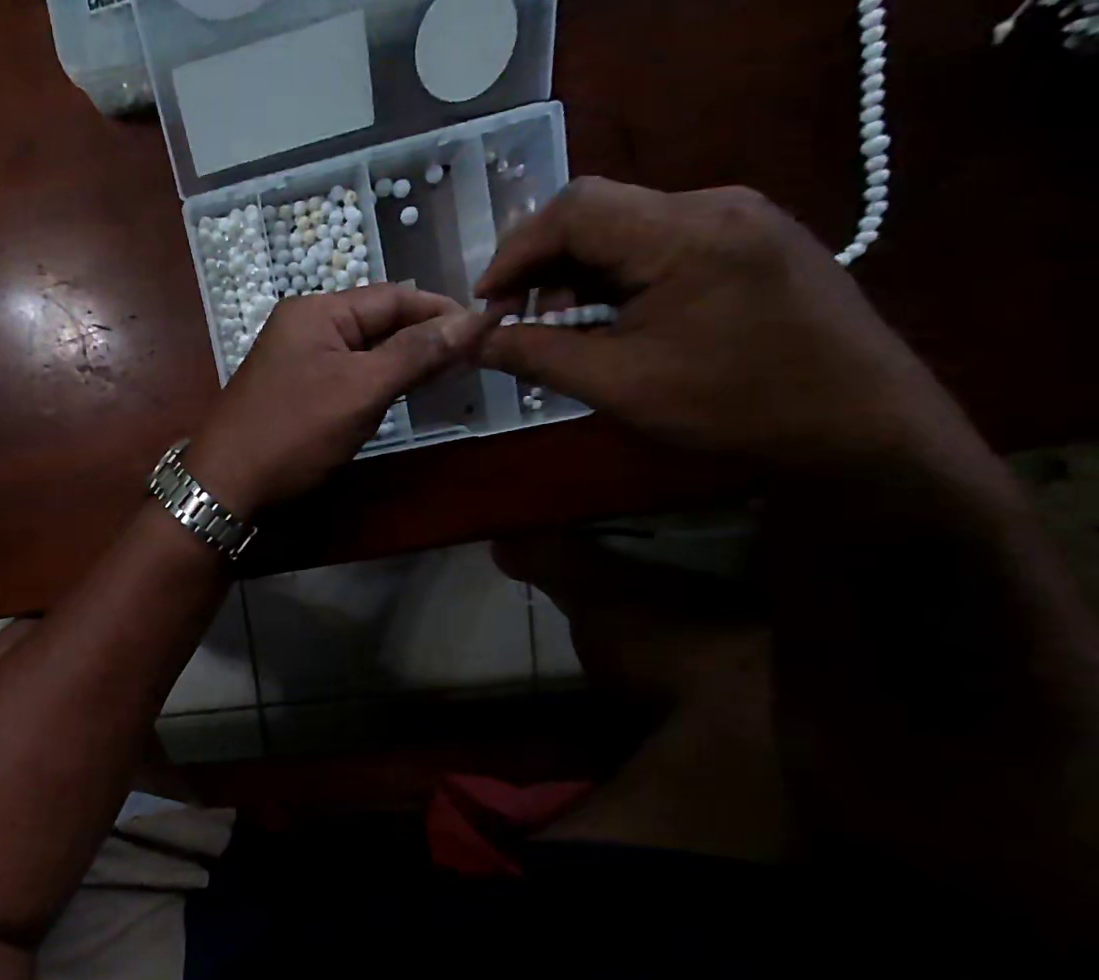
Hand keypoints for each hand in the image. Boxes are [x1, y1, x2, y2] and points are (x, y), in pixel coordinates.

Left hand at [183, 284, 488, 515]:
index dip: (443, 312)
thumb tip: (475, 318)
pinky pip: (346, 377)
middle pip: (380, 322)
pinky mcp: (295, 391)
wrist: (225, 486)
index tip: (488, 333)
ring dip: (401, 365)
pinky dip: (374, 386)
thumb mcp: (359, 391)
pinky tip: (395, 400)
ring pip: (365, 352)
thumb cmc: (292, 434)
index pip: (395, 296)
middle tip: (471, 365)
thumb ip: (416, 353)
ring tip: (443, 382)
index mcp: (317, 311)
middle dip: (424, 341)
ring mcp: (297, 360)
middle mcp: (305, 326)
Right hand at [473, 178, 978, 472]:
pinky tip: (611, 320)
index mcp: (684, 232)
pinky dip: (615, 278)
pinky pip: (660, 242)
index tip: (486, 306)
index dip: (514, 252)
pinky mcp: (751, 242)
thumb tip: (471, 341)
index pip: (572, 209)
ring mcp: (740, 219)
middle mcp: (714, 204)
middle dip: (541, 265)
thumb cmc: (732, 405)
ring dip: (576, 274)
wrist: (859, 424)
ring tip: (562, 329)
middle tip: (516, 320)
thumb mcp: (617, 384)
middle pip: (596, 212)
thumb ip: (535, 354)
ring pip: (625, 227)